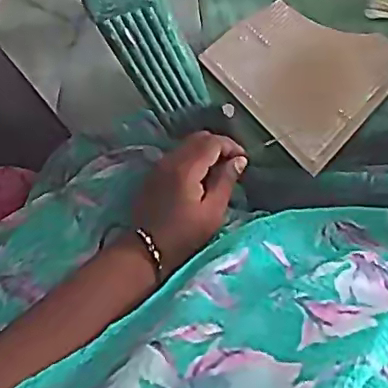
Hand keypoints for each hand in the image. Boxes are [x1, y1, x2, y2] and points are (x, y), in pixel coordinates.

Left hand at [132, 131, 245, 266]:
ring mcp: (160, 164)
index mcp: (186, 167)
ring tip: (219, 170)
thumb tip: (239, 160)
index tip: (243, 159)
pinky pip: (178, 154)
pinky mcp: (155, 172)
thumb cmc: (183, 235)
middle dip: (219, 145)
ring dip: (206, 150)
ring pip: (188, 144)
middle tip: (233, 163)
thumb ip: (226, 182)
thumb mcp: (212, 213)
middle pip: (199, 138)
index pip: (212, 142)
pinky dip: (193, 157)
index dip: (231, 146)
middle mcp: (171, 158)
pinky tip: (200, 175)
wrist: (144, 250)